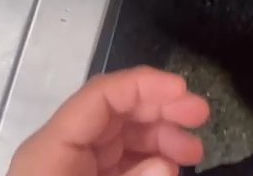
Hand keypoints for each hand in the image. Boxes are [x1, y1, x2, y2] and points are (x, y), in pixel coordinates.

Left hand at [7, 68, 209, 175]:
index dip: (143, 85)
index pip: (100, 97)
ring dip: (159, 137)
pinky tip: (172, 170)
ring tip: (195, 150)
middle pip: (114, 113)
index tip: (183, 91)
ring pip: (121, 138)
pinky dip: (148, 164)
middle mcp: (61, 154)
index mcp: (51, 150)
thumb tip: (166, 163)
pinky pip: (120, 166)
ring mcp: (72, 175)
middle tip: (201, 116)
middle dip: (159, 108)